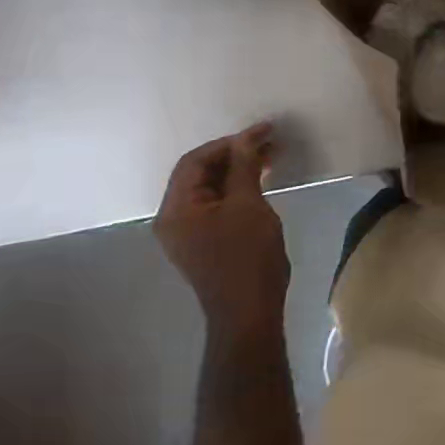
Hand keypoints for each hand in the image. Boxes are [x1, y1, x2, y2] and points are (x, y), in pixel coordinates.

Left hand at [155, 122, 288, 342]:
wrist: (249, 312)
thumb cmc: (247, 256)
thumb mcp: (248, 205)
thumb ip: (243, 167)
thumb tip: (246, 138)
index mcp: (176, 209)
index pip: (195, 161)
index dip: (229, 142)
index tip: (263, 132)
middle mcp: (173, 219)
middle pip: (200, 174)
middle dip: (235, 154)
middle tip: (270, 143)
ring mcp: (187, 233)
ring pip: (210, 190)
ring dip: (238, 171)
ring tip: (271, 158)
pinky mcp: (204, 243)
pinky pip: (216, 206)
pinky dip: (237, 189)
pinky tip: (260, 182)